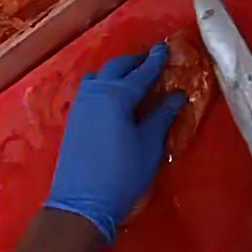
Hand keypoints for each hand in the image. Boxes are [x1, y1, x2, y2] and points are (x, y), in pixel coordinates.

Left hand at [43, 44, 184, 242]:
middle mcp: (96, 91)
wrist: (80, 204)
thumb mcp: (149, 145)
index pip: (141, 72)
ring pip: (100, 75)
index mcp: (117, 95)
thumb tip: (177, 95)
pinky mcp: (74, 116)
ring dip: (117, 70)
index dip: (156, 60)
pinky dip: (104, 82)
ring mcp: (81, 103)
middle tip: (151, 60)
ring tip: (131, 76)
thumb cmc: (121, 174)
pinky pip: (90, 87)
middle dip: (135, 61)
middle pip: (117, 67)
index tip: (165, 47)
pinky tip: (112, 94)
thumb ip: (162, 116)